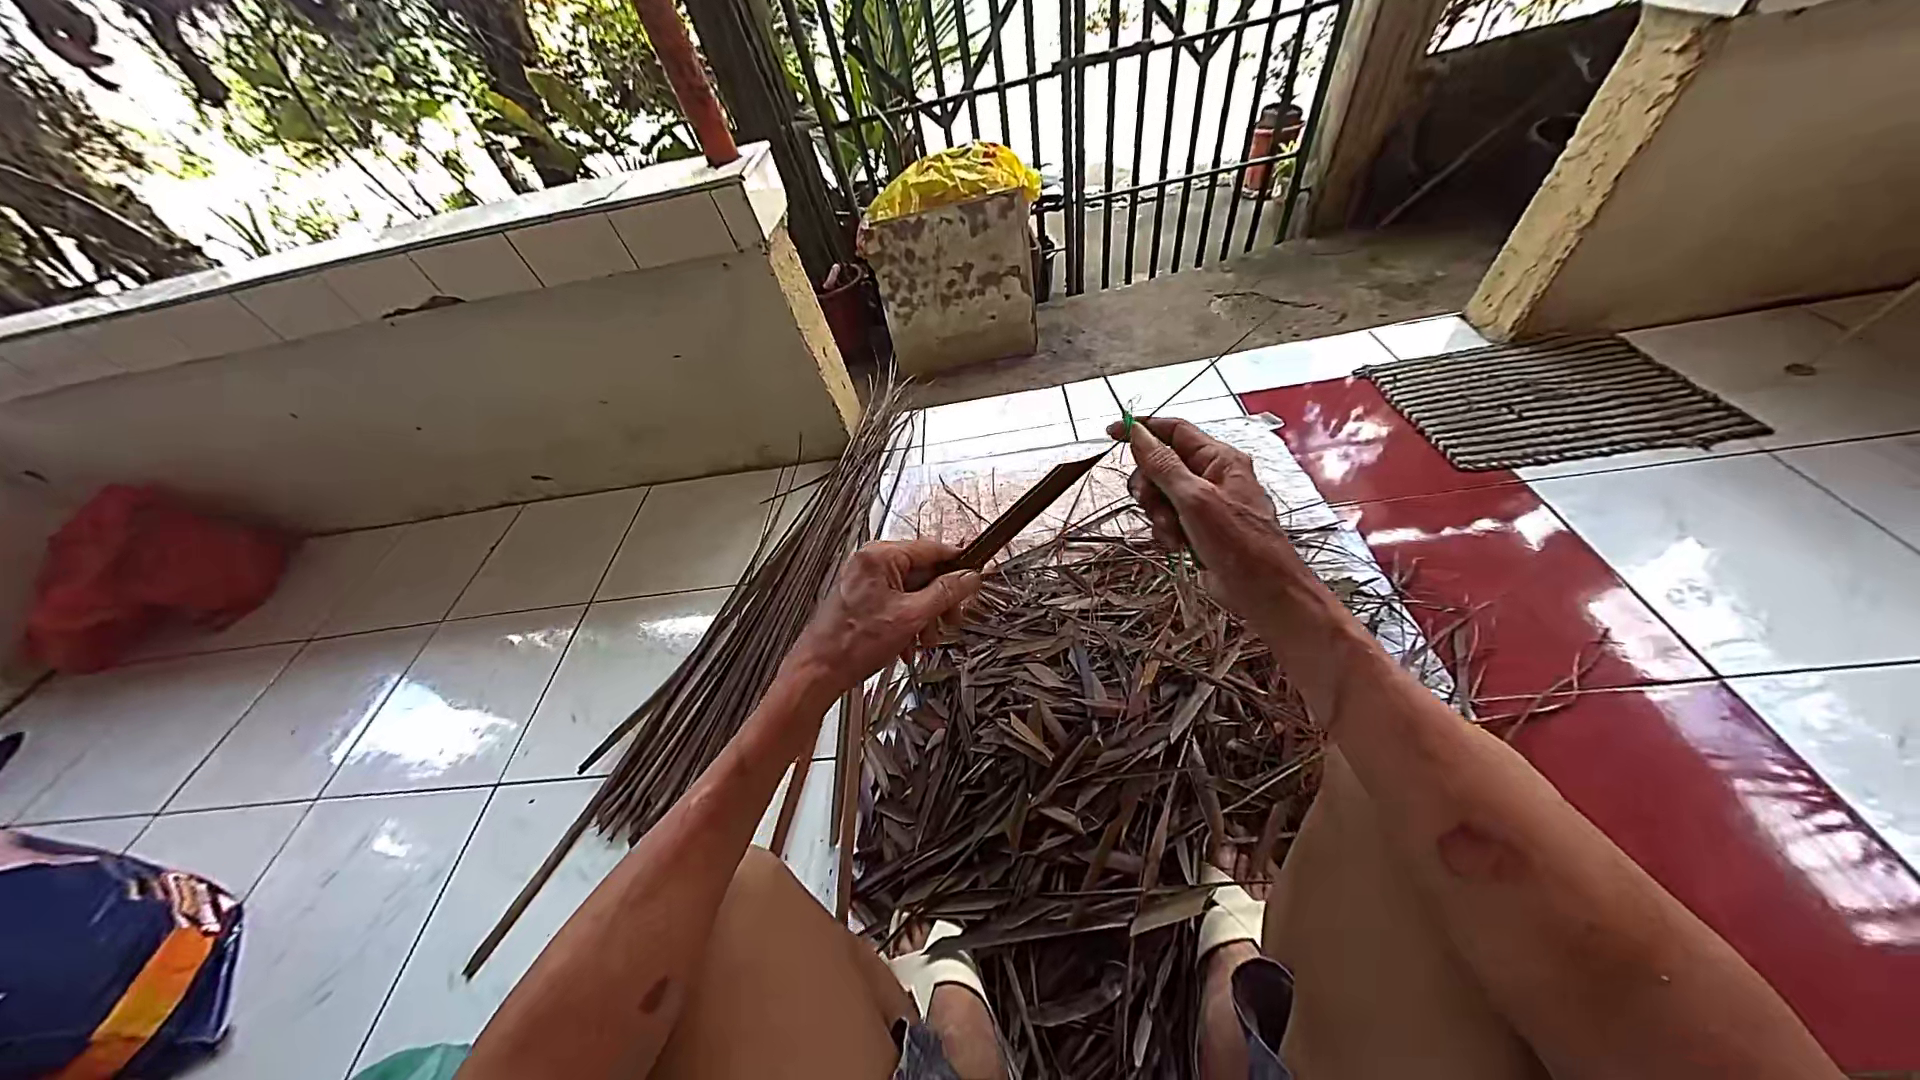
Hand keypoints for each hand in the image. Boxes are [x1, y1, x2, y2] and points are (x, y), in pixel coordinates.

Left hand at [784, 539, 982, 699]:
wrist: (818, 672)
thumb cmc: (853, 644)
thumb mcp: (912, 616)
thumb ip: (945, 593)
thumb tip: (969, 577)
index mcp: (880, 556)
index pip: (931, 549)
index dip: (957, 564)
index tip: (976, 576)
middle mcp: (870, 562)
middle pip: (922, 572)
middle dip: (939, 601)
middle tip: (951, 621)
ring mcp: (865, 580)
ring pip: (912, 591)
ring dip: (925, 616)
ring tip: (924, 640)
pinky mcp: (862, 599)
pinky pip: (896, 602)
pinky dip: (908, 622)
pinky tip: (909, 644)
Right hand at [1106, 417, 1335, 634]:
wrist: (1262, 591)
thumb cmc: (1240, 543)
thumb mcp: (1194, 499)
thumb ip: (1163, 465)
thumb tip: (1139, 434)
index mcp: (1219, 459)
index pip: (1173, 431)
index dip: (1142, 429)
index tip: (1113, 432)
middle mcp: (1212, 477)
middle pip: (1160, 466)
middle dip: (1150, 487)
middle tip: (1150, 502)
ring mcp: (1204, 503)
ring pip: (1160, 496)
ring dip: (1158, 514)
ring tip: (1174, 532)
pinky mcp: (1197, 528)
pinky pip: (1166, 519)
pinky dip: (1166, 532)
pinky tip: (1178, 545)